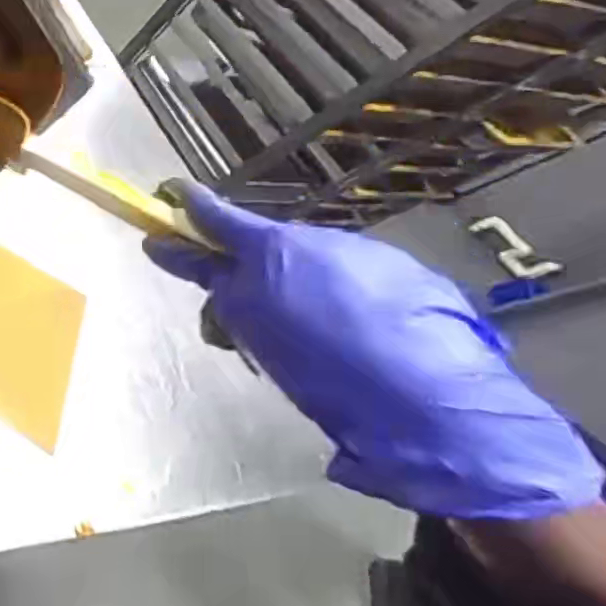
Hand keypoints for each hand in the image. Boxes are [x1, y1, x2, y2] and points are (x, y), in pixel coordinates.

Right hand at [144, 183, 603, 519]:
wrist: (438, 412)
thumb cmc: (324, 366)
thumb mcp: (250, 324)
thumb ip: (213, 282)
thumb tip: (168, 246)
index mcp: (279, 248)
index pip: (221, 218)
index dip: (190, 207)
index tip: (167, 193)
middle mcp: (327, 242)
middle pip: (266, 250)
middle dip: (243, 278)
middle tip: (235, 327)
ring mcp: (375, 261)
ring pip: (311, 270)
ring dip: (290, 300)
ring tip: (296, 355)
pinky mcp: (417, 287)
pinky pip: (355, 287)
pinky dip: (336, 310)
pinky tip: (346, 353)